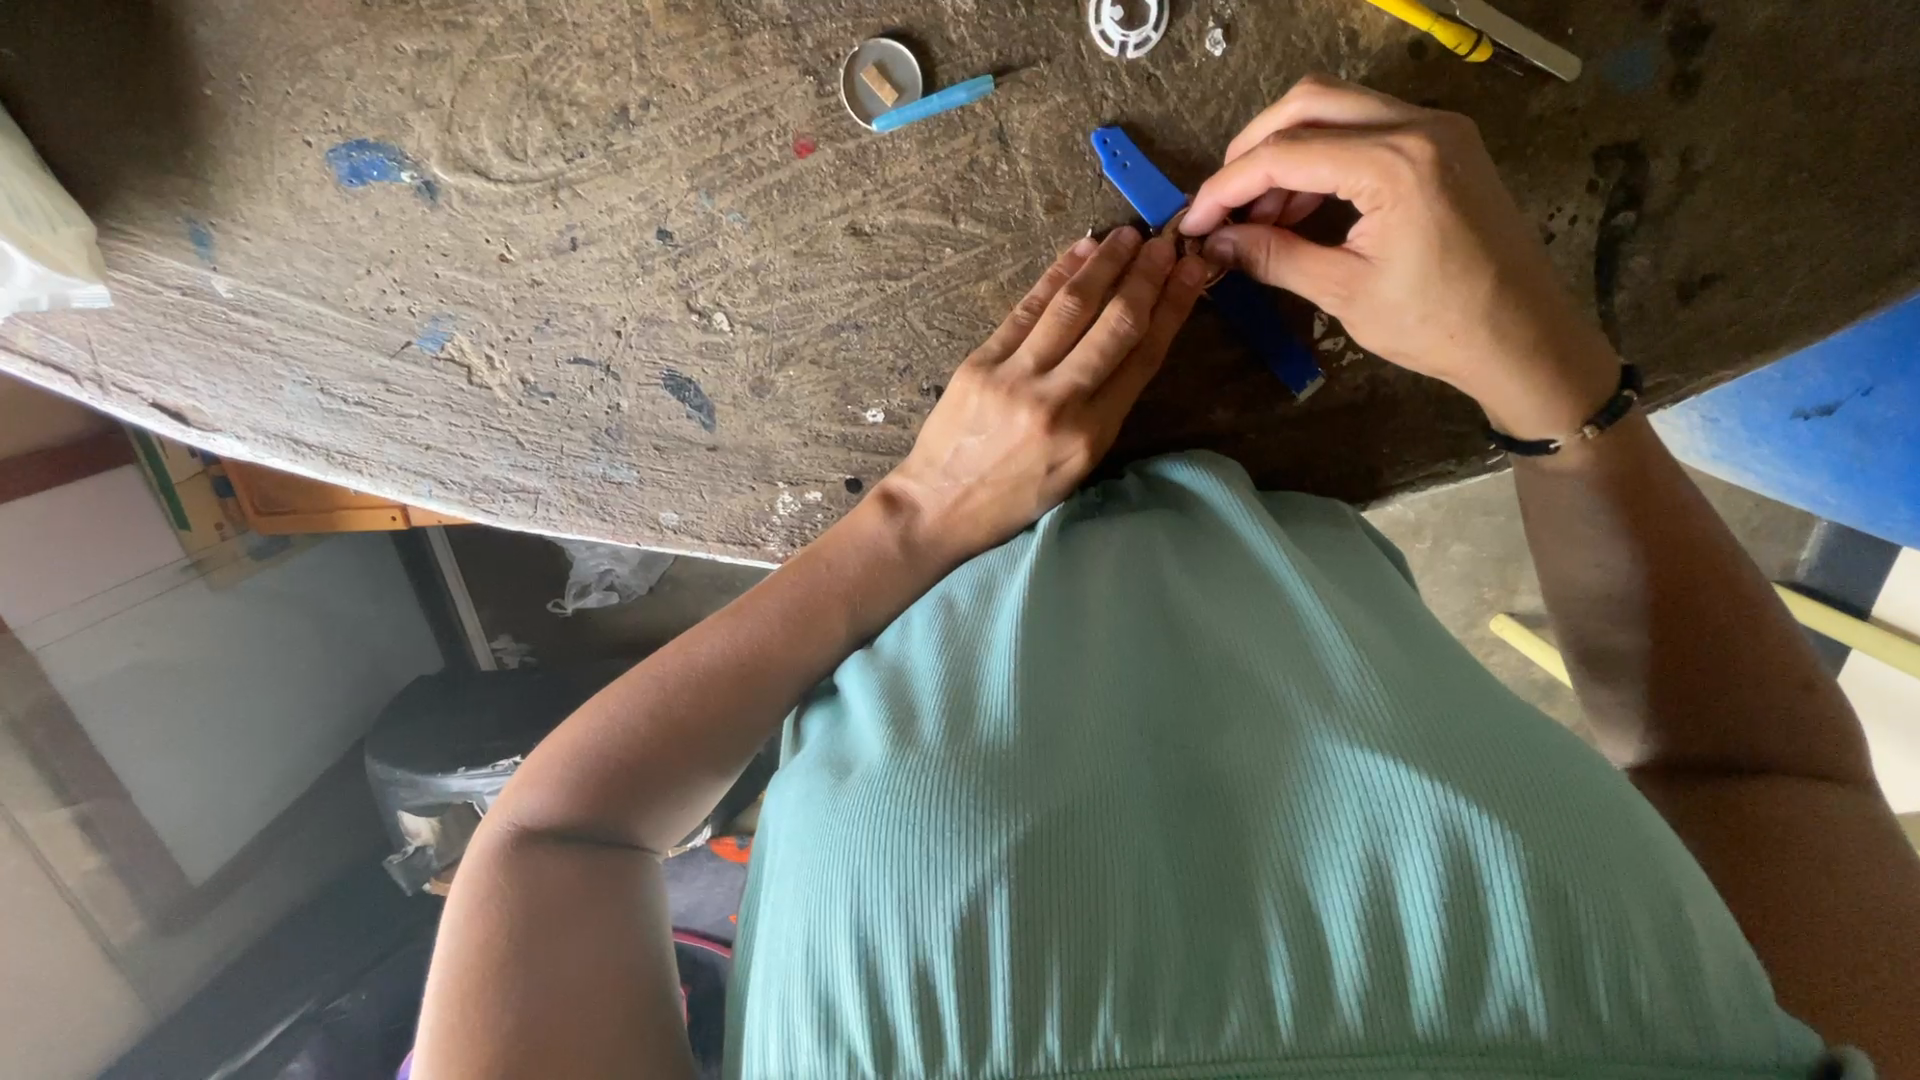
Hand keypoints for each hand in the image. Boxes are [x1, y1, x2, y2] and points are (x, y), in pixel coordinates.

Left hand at [878, 227, 1209, 564]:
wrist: (939, 506)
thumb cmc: (1013, 498)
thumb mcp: (1075, 469)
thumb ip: (1105, 411)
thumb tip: (1132, 347)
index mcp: (1092, 435)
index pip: (1143, 358)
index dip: (1172, 308)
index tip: (1191, 273)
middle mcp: (1059, 401)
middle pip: (1115, 324)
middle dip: (1145, 276)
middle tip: (1165, 242)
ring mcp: (1016, 378)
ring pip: (1072, 307)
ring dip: (1105, 264)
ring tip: (1127, 235)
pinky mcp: (980, 363)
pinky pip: (1026, 310)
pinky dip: (1055, 276)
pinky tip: (1078, 252)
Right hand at [1179, 75, 1619, 438]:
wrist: (1522, 335)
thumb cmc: (1436, 323)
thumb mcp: (1343, 292)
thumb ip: (1273, 257)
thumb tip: (1213, 244)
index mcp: (1395, 163)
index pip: (1285, 152)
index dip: (1226, 187)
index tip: (1193, 223)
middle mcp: (1418, 126)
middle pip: (1308, 103)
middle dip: (1251, 151)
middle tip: (1222, 206)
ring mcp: (1436, 129)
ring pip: (1335, 109)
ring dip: (1285, 154)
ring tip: (1258, 218)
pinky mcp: (1442, 146)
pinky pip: (1365, 130)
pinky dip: (1321, 160)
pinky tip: (1299, 209)